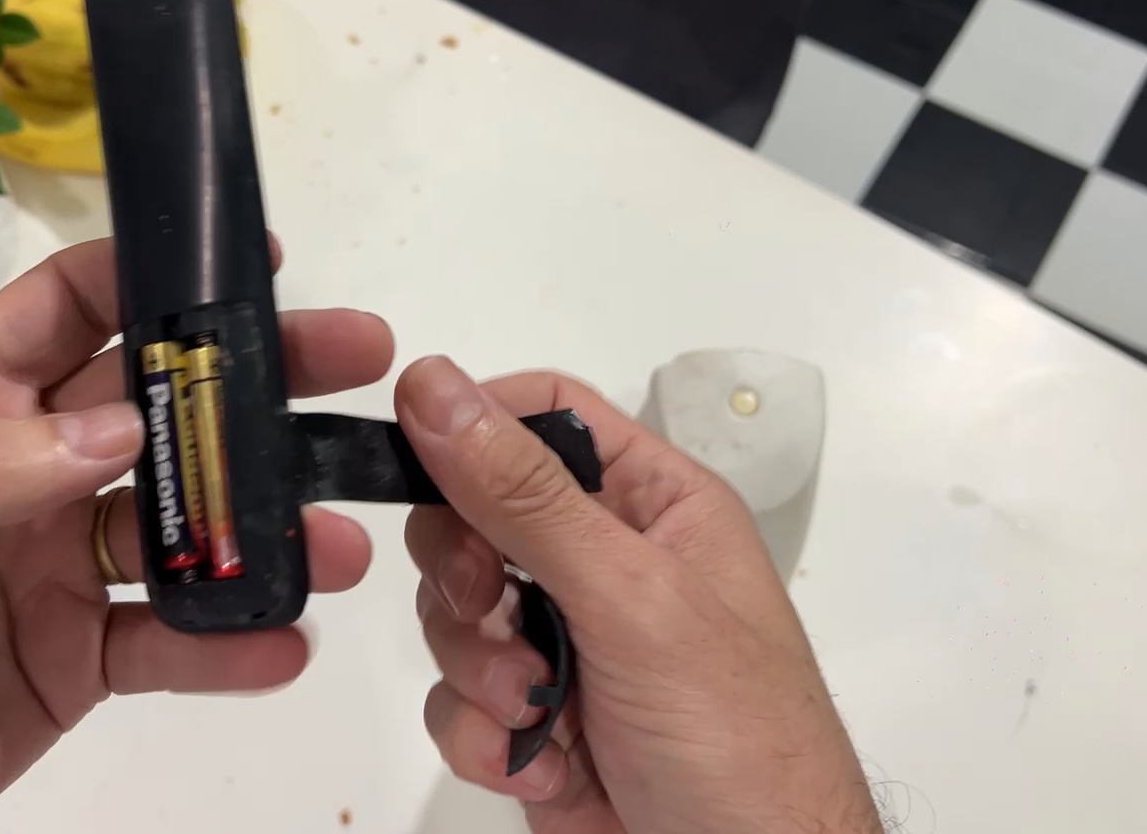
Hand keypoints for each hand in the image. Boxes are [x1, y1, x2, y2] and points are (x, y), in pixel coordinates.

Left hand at [0, 238, 393, 833]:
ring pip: (187, 522)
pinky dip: (228, 643)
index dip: (152, 273)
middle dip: (255, 380)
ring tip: (342, 546)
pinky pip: (172, 638)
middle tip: (353, 357)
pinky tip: (282, 644)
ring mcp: (66, 561)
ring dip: (266, 526)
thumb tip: (118, 432)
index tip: (248, 264)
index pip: (66, 309)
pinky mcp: (86, 652)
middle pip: (159, 404)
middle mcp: (31, 469)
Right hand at [396, 357, 879, 833]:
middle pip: (475, 505)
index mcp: (647, 500)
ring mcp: (558, 633)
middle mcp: (597, 554)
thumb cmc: (729, 738)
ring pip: (453, 600)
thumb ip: (524, 495)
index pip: (545, 412)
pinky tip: (541, 766)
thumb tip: (430, 381)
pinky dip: (479, 730)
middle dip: (465, 565)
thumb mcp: (630, 599)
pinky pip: (453, 688)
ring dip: (476, 662)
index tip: (416, 450)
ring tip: (533, 711)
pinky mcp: (525, 710)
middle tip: (488, 606)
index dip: (478, 419)